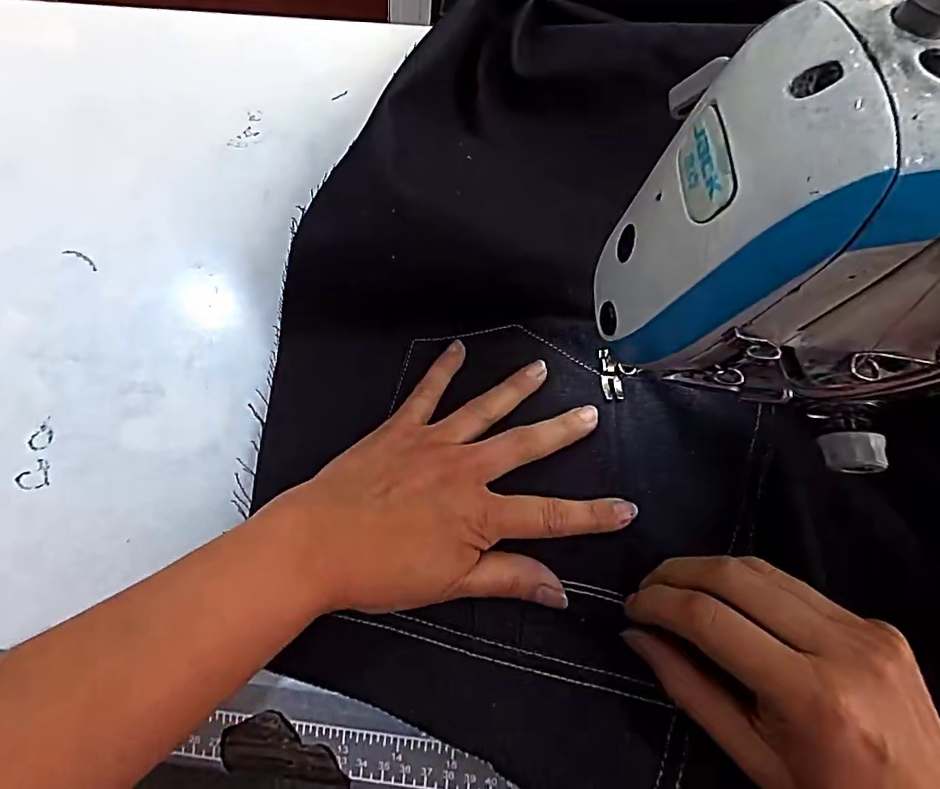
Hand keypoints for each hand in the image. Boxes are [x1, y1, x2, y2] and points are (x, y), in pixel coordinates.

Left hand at [248, 341, 636, 615]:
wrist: (314, 545)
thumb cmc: (379, 572)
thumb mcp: (450, 586)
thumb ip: (508, 579)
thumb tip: (557, 590)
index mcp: (479, 513)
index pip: (550, 515)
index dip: (592, 515)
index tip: (625, 508)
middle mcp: (465, 469)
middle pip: (524, 446)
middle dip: (562, 432)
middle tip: (590, 413)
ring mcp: (434, 443)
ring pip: (484, 410)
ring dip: (515, 389)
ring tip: (540, 370)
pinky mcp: (402, 429)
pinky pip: (427, 393)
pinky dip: (443, 369)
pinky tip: (458, 350)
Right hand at [623, 557, 939, 788]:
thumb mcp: (757, 765)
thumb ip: (693, 694)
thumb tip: (640, 638)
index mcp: (813, 697)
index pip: (713, 621)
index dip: (662, 604)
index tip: (632, 606)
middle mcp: (843, 648)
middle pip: (737, 577)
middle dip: (680, 572)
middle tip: (648, 586)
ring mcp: (866, 628)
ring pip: (767, 571)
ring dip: (713, 570)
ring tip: (679, 585)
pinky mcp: (878, 622)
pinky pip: (799, 589)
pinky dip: (755, 588)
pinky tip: (734, 602)